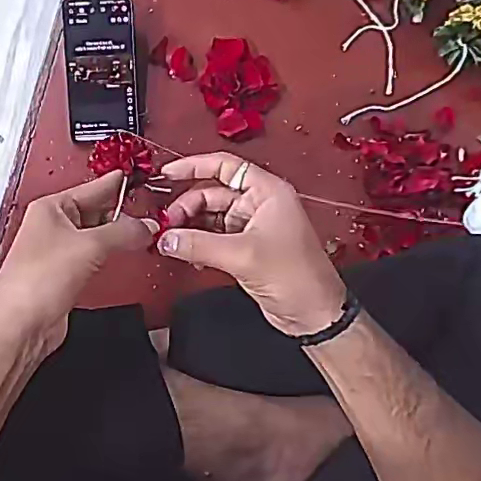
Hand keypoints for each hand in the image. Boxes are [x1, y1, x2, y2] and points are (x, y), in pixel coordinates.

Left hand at [0, 170, 156, 350]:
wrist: (21, 327)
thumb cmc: (34, 283)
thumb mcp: (90, 245)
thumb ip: (123, 232)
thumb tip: (145, 226)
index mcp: (50, 208)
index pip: (92, 187)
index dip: (116, 183)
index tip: (135, 176)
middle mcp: (52, 227)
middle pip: (96, 211)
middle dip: (121, 211)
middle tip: (148, 208)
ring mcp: (57, 251)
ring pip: (96, 234)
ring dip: (117, 234)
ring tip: (142, 230)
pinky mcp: (64, 274)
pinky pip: (94, 255)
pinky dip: (110, 253)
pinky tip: (123, 253)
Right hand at [156, 153, 346, 336]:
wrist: (314, 313)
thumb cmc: (297, 277)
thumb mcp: (243, 255)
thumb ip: (200, 244)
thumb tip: (168, 238)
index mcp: (267, 192)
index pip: (225, 166)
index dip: (194, 166)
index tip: (168, 174)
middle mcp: (260, 204)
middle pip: (213, 192)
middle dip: (188, 205)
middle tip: (167, 223)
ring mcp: (253, 226)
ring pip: (211, 216)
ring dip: (190, 226)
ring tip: (171, 239)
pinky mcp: (247, 247)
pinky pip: (215, 237)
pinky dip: (199, 243)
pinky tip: (187, 253)